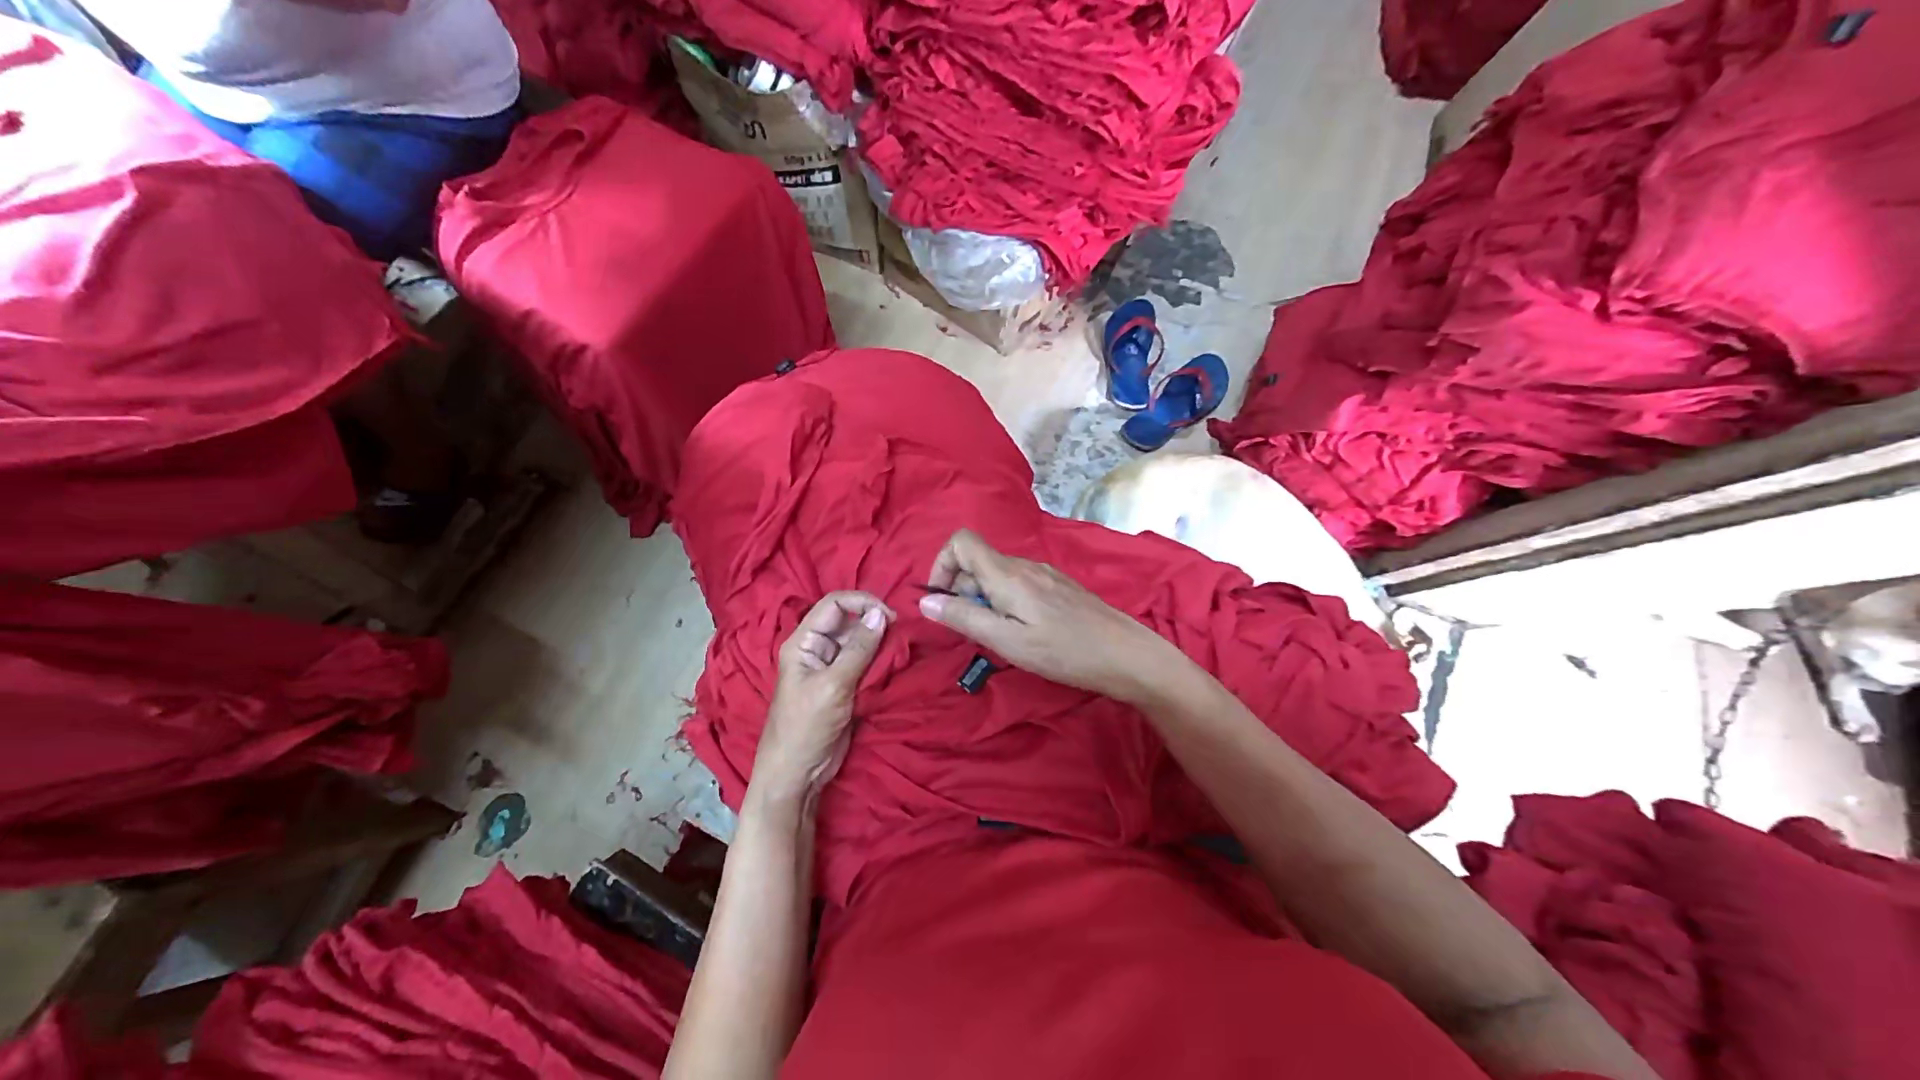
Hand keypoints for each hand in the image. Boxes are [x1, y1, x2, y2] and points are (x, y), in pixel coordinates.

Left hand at [751, 591, 891, 807]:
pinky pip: (865, 664)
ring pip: (860, 642)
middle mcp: (817, 649)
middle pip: (849, 621)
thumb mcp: (834, 686)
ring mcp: (831, 668)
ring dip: (879, 643)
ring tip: (900, 650)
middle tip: (900, 635)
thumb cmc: (806, 727)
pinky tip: (895, 664)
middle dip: (874, 622)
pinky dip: (880, 662)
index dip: (862, 602)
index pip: (834, 604)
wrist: (797, 773)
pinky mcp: (845, 686)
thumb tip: (882, 614)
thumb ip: (859, 649)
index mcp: (804, 642)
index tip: (890, 615)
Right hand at [919, 529, 1183, 703]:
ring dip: (985, 600)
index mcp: (1007, 574)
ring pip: (998, 575)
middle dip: (963, 591)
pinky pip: (1019, 584)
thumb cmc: (1064, 652)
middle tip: (976, 631)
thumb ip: (965, 618)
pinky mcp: (1059, 587)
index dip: (942, 565)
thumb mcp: (1007, 641)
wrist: (1126, 655)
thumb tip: (926, 600)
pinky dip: (1007, 602)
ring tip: (1002, 637)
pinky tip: (1026, 632)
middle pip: (977, 561)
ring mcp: (1045, 574)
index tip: (943, 601)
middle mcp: (1024, 564)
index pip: (961, 541)